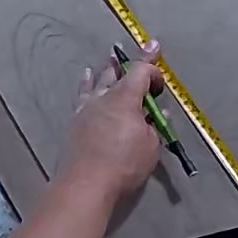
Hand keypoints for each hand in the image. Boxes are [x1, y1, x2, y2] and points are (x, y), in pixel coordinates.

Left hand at [59, 41, 165, 205]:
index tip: (161, 79)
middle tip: (134, 54)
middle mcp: (103, 97)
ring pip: (96, 82)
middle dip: (128, 63)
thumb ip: (154, 126)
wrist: (87, 183)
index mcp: (125, 98)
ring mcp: (86, 108)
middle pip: (116, 72)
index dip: (153, 69)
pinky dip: (86, 86)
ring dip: (105, 71)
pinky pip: (82, 96)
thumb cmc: (125, 164)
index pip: (141, 71)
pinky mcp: (75, 122)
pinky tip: (85, 81)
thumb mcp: (151, 146)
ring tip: (108, 61)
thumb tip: (155, 114)